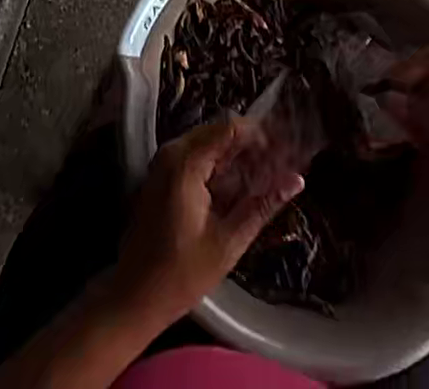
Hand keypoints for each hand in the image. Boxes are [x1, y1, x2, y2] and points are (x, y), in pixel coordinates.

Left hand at [116, 118, 303, 323]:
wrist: (132, 300)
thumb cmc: (179, 274)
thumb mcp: (228, 241)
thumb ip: (263, 204)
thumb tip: (296, 180)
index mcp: (184, 164)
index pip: (231, 128)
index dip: (263, 136)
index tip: (287, 150)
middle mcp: (172, 154)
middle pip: (223, 133)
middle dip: (255, 147)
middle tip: (283, 164)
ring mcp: (165, 164)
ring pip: (213, 145)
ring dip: (242, 157)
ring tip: (271, 176)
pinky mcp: (165, 177)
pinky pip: (201, 158)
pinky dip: (224, 168)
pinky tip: (246, 187)